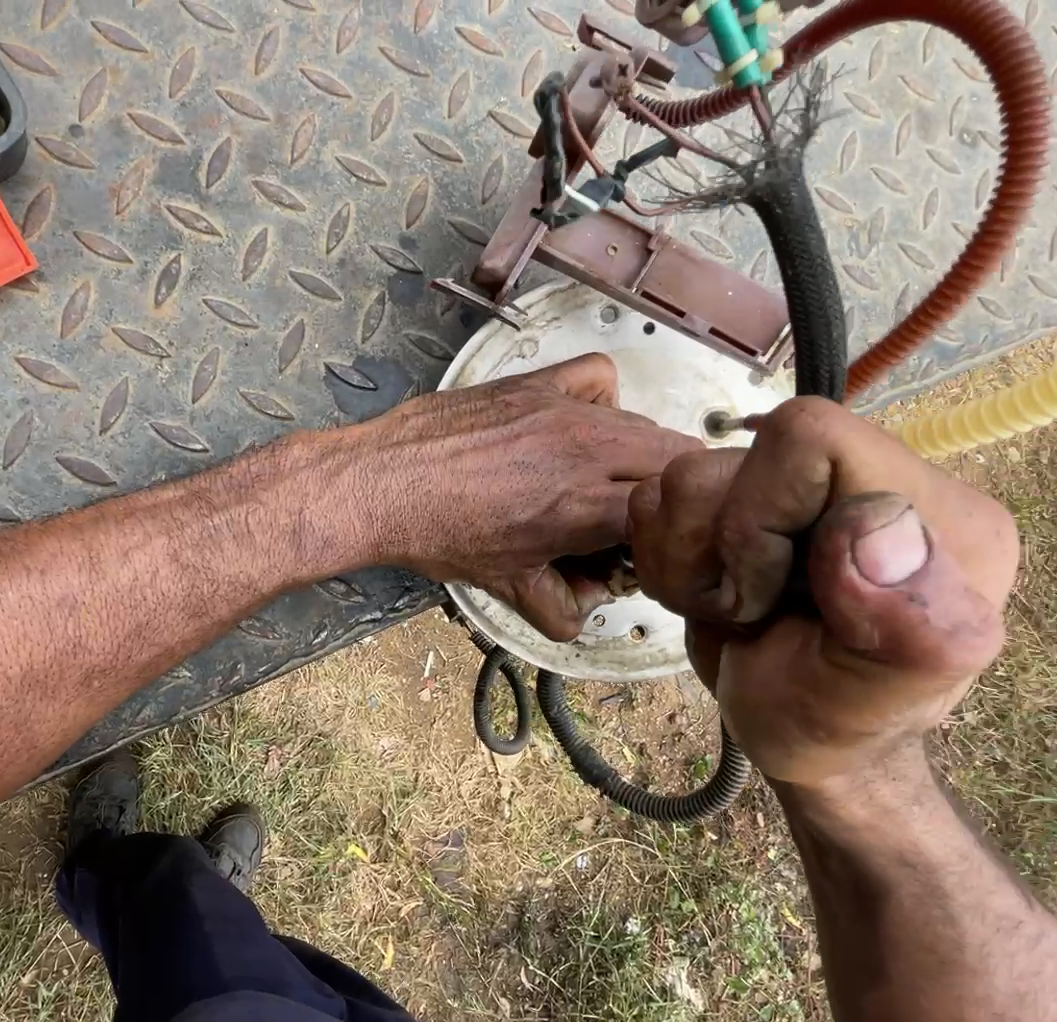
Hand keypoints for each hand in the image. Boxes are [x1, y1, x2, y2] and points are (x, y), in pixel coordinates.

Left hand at [336, 353, 699, 640]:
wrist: (380, 484)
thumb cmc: (436, 533)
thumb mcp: (505, 585)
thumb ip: (560, 609)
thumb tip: (586, 610)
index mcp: (587, 509)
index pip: (673, 514)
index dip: (661, 536)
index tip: (634, 546)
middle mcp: (589, 452)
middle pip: (676, 463)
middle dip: (659, 494)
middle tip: (618, 514)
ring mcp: (564, 410)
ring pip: (641, 424)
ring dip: (632, 455)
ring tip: (588, 477)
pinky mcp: (535, 382)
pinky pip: (597, 376)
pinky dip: (601, 397)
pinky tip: (570, 424)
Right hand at [627, 397, 1018, 786]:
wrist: (791, 734)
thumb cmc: (835, 727)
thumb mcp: (881, 699)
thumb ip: (910, 621)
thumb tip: (877, 522)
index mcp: (929, 510)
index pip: (808, 436)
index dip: (756, 516)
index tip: (765, 596)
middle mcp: (859, 481)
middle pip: (726, 457)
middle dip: (709, 550)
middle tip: (740, 609)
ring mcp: (787, 493)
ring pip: (679, 479)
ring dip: (681, 560)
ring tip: (724, 608)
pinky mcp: (732, 507)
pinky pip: (655, 501)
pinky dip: (663, 558)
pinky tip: (704, 594)